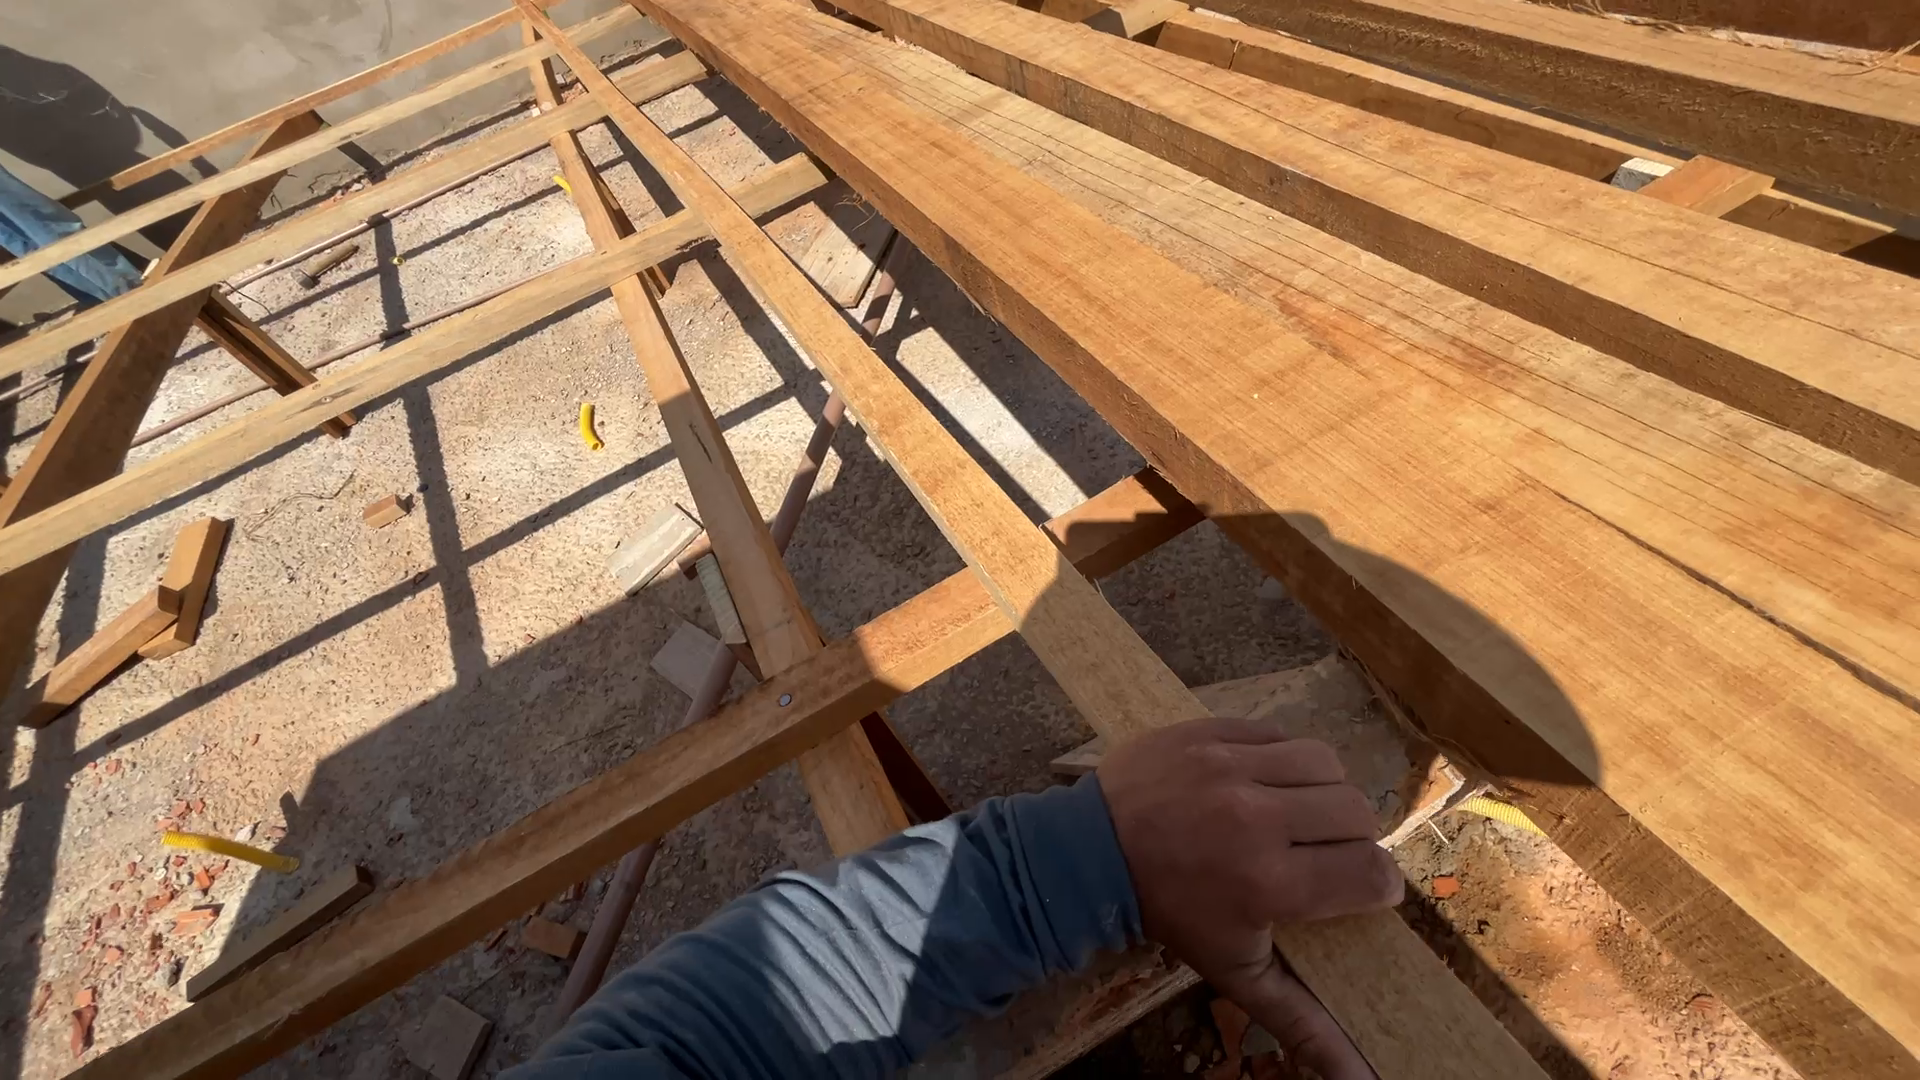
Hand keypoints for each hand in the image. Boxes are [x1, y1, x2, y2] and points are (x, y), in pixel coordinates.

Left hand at [1098, 716, 1403, 1079]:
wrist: (1093, 848)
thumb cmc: (1168, 909)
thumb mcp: (1232, 969)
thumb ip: (1303, 1022)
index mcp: (1271, 881)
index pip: (1372, 873)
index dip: (1378, 884)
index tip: (1362, 886)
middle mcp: (1258, 815)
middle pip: (1357, 811)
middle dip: (1353, 836)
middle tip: (1323, 849)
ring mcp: (1230, 765)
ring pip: (1324, 762)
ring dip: (1324, 789)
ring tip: (1300, 809)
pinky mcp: (1209, 730)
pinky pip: (1277, 732)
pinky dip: (1283, 755)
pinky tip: (1265, 778)